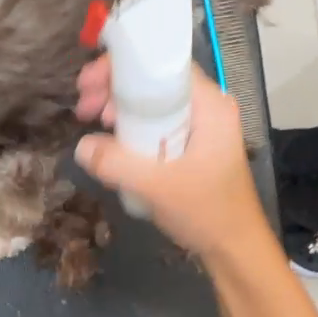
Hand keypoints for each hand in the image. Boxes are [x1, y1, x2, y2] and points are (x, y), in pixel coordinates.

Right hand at [73, 54, 265, 258]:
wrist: (235, 250)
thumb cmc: (207, 212)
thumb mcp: (157, 187)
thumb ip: (117, 164)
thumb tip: (82, 146)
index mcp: (209, 106)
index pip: (163, 66)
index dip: (122, 68)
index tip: (89, 83)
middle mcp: (206, 110)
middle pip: (154, 83)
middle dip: (115, 90)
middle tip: (83, 108)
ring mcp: (199, 130)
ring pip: (152, 106)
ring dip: (119, 111)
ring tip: (92, 124)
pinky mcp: (190, 149)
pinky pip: (155, 128)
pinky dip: (130, 131)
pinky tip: (111, 146)